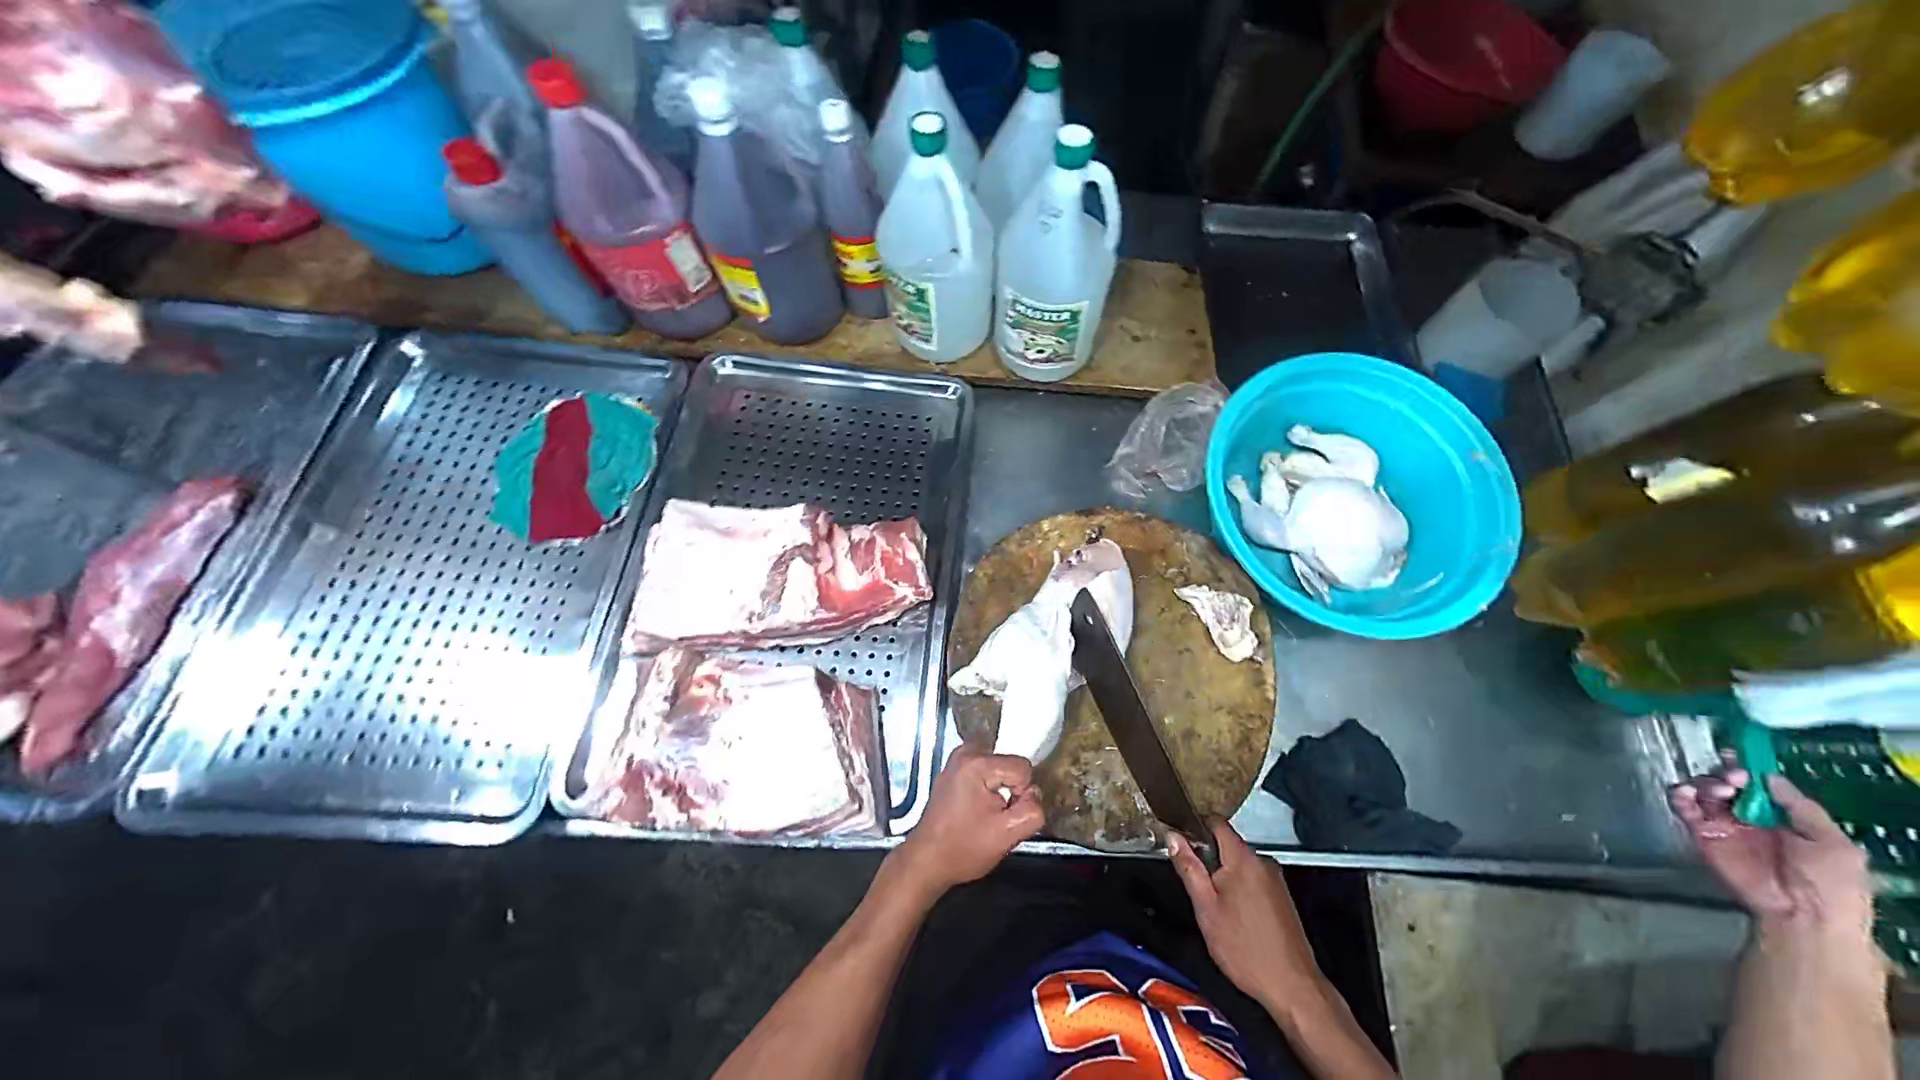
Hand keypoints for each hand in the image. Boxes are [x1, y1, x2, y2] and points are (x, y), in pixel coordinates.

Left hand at [893, 744, 1044, 898]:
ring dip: (999, 790)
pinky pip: (983, 774)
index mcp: (977, 763)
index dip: (1022, 794)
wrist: (927, 860)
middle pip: (1010, 766)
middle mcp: (965, 754)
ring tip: (984, 814)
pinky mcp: (952, 772)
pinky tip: (975, 811)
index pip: (1023, 768)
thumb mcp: (1008, 834)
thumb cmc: (963, 848)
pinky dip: (986, 789)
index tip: (1004, 815)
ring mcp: (956, 761)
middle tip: (994, 816)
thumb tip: (1034, 795)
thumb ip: (1032, 811)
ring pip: (998, 770)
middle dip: (1010, 790)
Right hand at [1168, 819, 1325, 1014]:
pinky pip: (1253, 880)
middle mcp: (1263, 863)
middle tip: (1198, 889)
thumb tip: (1173, 837)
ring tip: (1217, 909)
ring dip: (1224, 878)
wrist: (1292, 987)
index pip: (1216, 823)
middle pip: (1227, 845)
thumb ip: (1188, 867)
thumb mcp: (1205, 907)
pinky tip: (1236, 919)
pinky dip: (1240, 890)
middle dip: (1209, 860)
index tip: (1181, 844)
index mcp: (1244, 859)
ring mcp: (1276, 880)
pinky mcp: (1282, 898)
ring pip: (1239, 865)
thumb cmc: (1245, 949)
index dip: (1194, 828)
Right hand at [1670, 763, 1871, 942]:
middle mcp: (1750, 816)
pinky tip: (1685, 793)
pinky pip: (1683, 808)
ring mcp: (1724, 824)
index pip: (1759, 783)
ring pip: (1703, 790)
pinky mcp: (1701, 833)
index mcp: (1782, 815)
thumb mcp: (1833, 842)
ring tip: (1718, 791)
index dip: (1748, 769)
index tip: (1742, 759)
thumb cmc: (1830, 882)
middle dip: (1726, 774)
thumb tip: (1770, 776)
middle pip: (1727, 782)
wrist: (1803, 914)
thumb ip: (1802, 808)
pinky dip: (1679, 796)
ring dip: (1706, 783)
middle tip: (1733, 778)